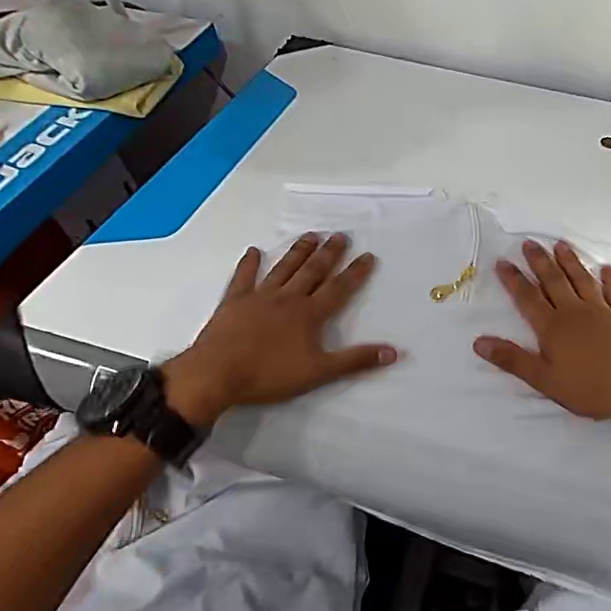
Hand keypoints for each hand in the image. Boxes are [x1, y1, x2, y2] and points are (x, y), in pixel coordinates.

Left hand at [162, 233, 397, 424]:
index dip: (355, 273)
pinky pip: (244, 277)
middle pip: (313, 271)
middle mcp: (287, 298)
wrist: (217, 374)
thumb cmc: (269, 375)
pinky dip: (249, 264)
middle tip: (340, 235)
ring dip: (298, 252)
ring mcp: (259, 297)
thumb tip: (393, 353)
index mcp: (309, 314)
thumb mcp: (319, 372)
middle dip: (329, 254)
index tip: (368, 256)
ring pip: (284, 269)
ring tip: (311, 235)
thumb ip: (356, 361)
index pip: (339, 289)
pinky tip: (254, 251)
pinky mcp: (234, 301)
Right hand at [473, 240, 610, 425]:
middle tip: (529, 243)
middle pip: (553, 281)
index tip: (502, 262)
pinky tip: (607, 269)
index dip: (513, 280)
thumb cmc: (590, 388)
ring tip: (561, 245)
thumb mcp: (544, 379)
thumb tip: (479, 342)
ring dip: (570, 261)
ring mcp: (601, 310)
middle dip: (539, 261)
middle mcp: (574, 311)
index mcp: (552, 327)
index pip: (527, 298)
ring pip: (581, 279)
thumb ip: (512, 359)